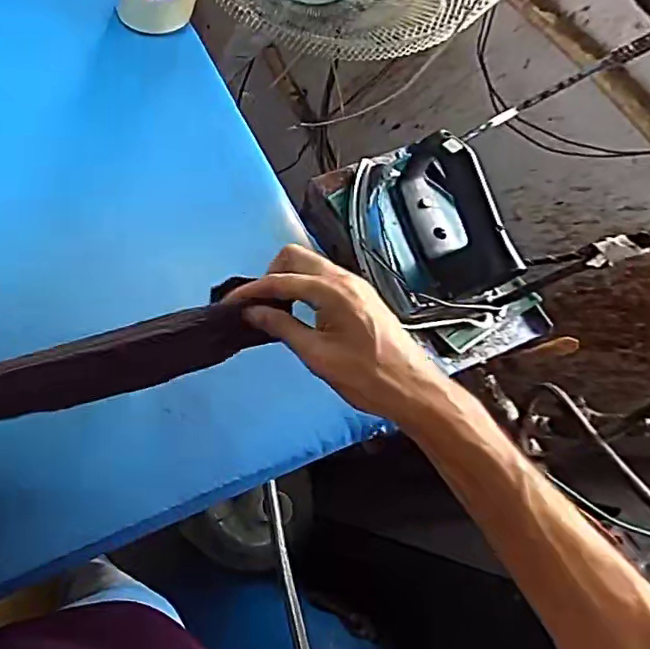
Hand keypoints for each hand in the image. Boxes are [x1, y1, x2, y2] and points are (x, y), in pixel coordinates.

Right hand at [227, 244, 456, 425]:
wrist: (416, 391)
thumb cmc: (372, 378)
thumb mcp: (316, 355)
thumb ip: (281, 328)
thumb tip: (255, 313)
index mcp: (333, 292)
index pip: (280, 281)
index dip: (252, 291)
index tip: (234, 302)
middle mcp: (346, 281)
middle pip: (294, 256)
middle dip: (269, 275)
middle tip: (257, 302)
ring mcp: (355, 286)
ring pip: (309, 264)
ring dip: (286, 279)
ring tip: (274, 307)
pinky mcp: (360, 296)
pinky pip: (322, 277)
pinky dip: (302, 286)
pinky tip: (297, 310)